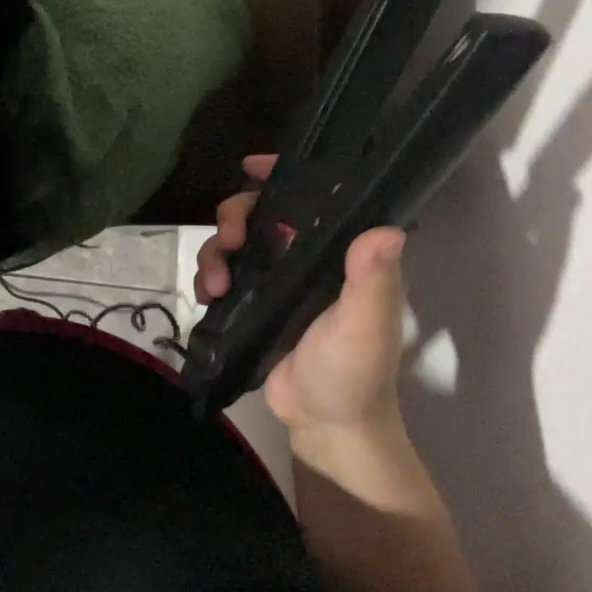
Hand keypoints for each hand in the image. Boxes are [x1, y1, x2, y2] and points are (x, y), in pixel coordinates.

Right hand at [195, 156, 408, 435]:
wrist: (324, 424)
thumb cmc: (353, 373)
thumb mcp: (364, 326)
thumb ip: (372, 280)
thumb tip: (386, 230)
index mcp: (343, 254)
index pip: (316, 198)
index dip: (285, 175)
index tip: (251, 168)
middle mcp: (309, 258)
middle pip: (262, 213)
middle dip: (234, 217)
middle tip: (227, 241)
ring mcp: (278, 279)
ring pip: (236, 240)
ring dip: (214, 251)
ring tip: (211, 284)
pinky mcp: (253, 300)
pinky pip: (221, 269)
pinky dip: (207, 274)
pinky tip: (205, 295)